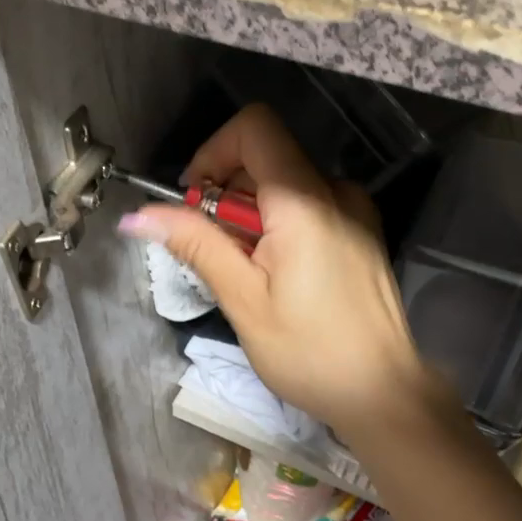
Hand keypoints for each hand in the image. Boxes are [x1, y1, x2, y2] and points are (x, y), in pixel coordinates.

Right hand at [118, 105, 442, 438]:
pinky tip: (276, 277)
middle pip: (267, 158)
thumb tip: (139, 216)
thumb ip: (196, 245)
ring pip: (286, 185)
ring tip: (246, 274)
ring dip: (251, 216)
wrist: (382, 391)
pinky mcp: (361, 232)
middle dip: (227, 194)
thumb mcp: (244, 301)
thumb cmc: (309, 353)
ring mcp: (355, 211)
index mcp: (304, 202)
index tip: (194, 202)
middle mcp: (336, 192)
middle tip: (215, 253)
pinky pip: (309, 207)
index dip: (213, 153)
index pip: (254, 129)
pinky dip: (279, 227)